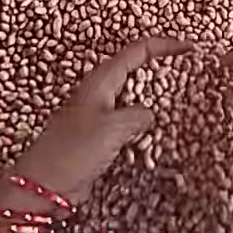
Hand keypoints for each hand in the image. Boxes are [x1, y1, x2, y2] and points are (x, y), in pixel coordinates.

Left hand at [5, 37, 184, 205]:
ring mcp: (98, 112)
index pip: (138, 50)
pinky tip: (156, 130)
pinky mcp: (98, 133)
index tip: (190, 47)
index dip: (165, 45)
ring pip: (133, 94)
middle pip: (136, 68)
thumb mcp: (113, 128)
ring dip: (154, 95)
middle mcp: (100, 90)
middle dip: (161, 66)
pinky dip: (144, 119)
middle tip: (188, 70)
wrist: (42, 187)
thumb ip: (139, 115)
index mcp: (102, 79)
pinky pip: (127, 118)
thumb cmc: (74, 151)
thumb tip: (149, 114)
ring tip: (178, 98)